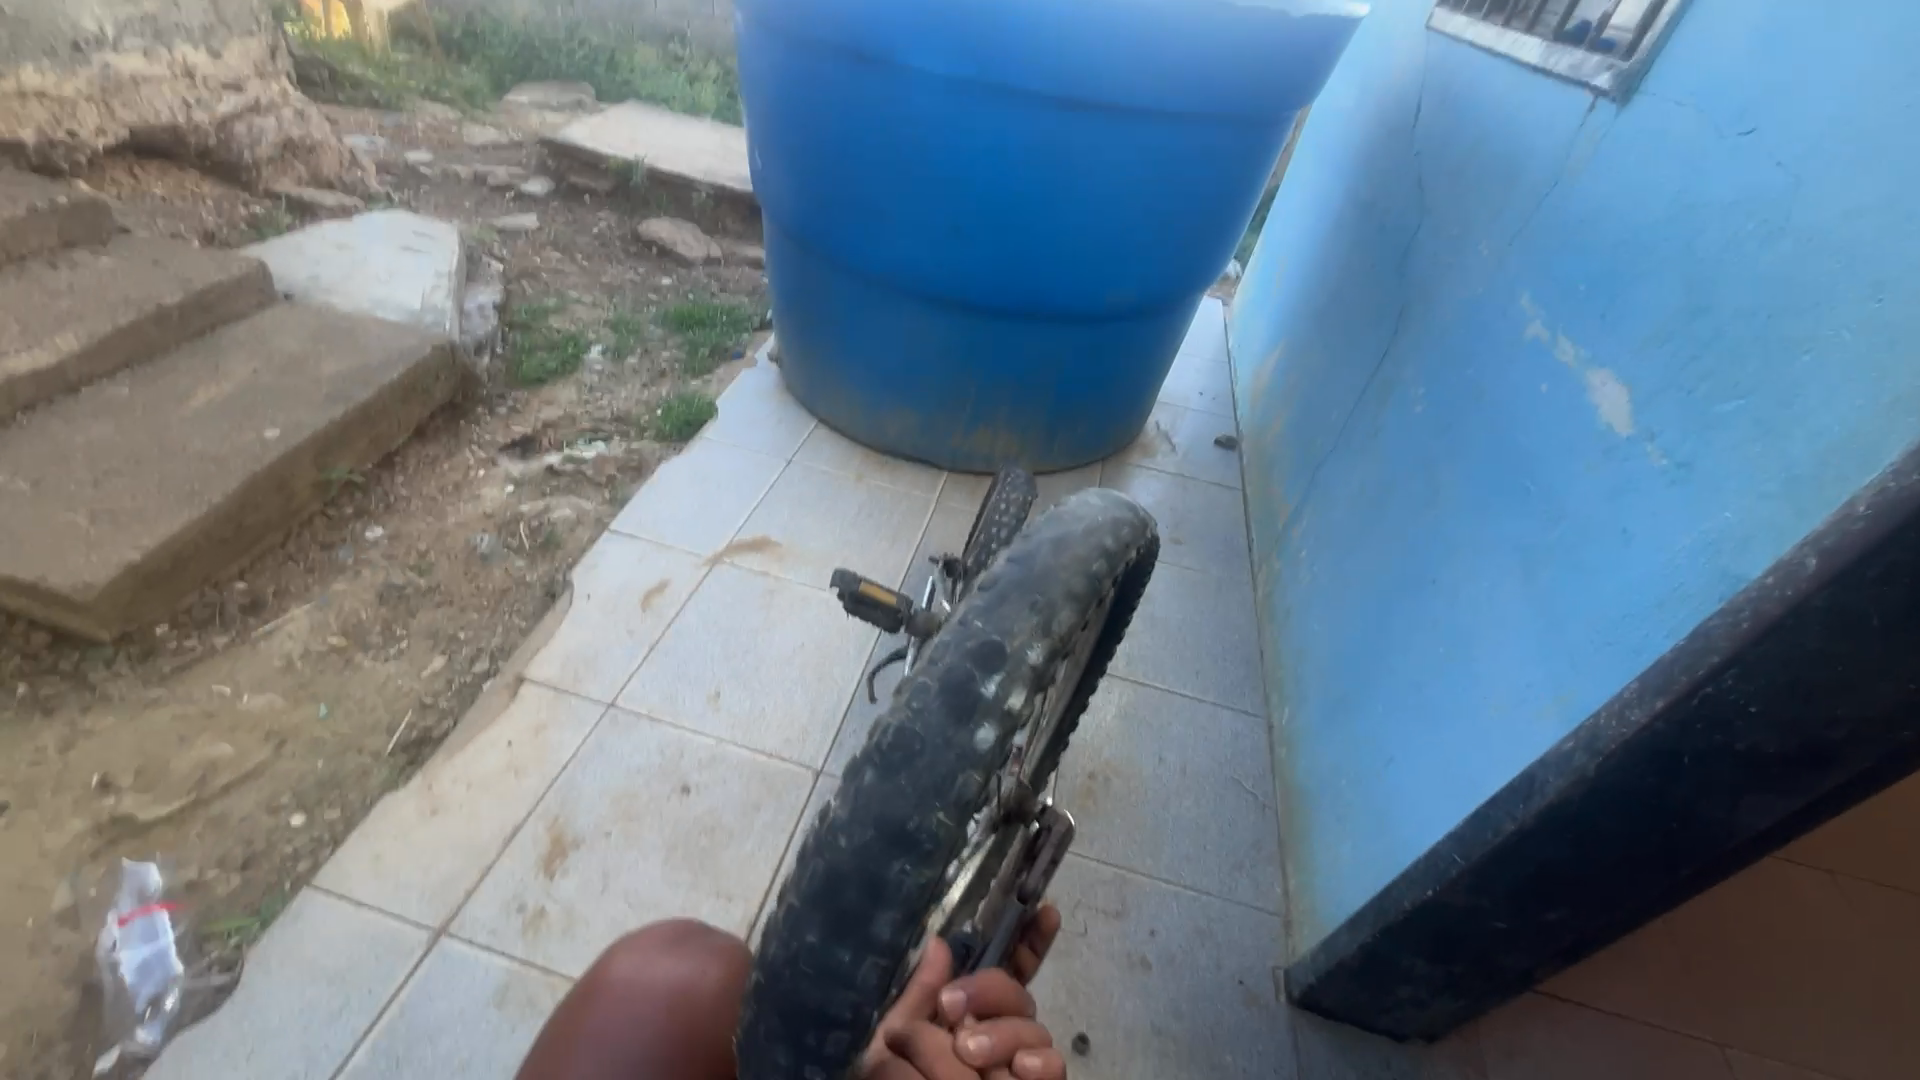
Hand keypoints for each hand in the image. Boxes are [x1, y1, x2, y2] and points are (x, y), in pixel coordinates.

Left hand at [860, 906, 1065, 1079]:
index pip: (1011, 968)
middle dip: (988, 991)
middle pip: (1019, 994)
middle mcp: (1002, 1032)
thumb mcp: (896, 1038)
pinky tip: (1019, 1067)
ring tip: (966, 1051)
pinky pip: (1055, 1067)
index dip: (1031, 938)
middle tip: (950, 1007)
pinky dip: (1040, 1063)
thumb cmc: (896, 1076)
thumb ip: (919, 995)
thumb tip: (941, 943)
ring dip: (1002, 1034)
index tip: (1045, 910)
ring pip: (1035, 1030)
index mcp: (972, 1011)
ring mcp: (1022, 1062)